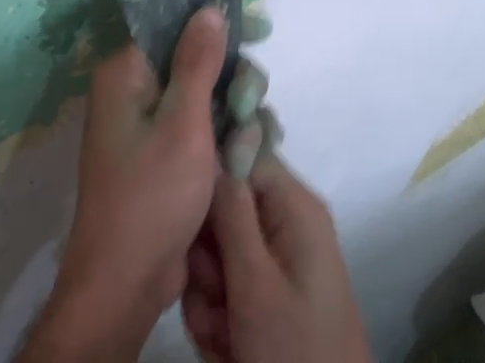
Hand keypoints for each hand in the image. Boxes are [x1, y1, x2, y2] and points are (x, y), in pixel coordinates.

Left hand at [19, 7, 229, 360]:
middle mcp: (132, 92)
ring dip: (235, 111)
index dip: (216, 24)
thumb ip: (198, 63)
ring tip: (254, 139)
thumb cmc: (151, 195)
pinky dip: (226, 134)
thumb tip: (208, 9)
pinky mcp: (164, 156)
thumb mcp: (182, 124)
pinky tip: (252, 149)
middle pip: (194, 60)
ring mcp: (148, 126)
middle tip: (252, 104)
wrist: (126, 280)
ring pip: (204, 96)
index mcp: (125, 74)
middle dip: (232, 77)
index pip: (173, 26)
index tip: (260, 29)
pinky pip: (201, 128)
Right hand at [183, 151, 372, 362]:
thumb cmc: (292, 347)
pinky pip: (223, 289)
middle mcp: (287, 225)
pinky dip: (217, 318)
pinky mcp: (267, 295)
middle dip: (205, 257)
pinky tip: (226, 345)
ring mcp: (276, 262)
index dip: (210, 182)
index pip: (241, 157)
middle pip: (221, 211)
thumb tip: (219, 143)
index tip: (190, 217)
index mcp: (294, 208)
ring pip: (214, 255)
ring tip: (223, 331)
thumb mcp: (255, 280)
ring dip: (207, 296)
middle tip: (213, 295)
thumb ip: (231, 212)